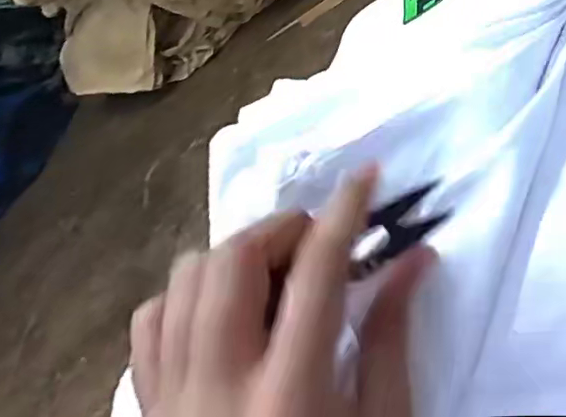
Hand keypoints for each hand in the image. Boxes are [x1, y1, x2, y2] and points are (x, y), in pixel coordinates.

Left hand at [129, 166, 433, 416]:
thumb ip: (390, 338)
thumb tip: (416, 257)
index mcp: (290, 395)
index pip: (318, 271)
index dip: (345, 210)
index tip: (366, 173)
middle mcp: (220, 389)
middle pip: (234, 261)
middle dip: (281, 229)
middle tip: (316, 244)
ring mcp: (173, 401)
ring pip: (185, 278)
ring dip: (236, 255)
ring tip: (274, 277)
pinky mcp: (149, 412)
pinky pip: (152, 321)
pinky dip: (187, 296)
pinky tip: (224, 314)